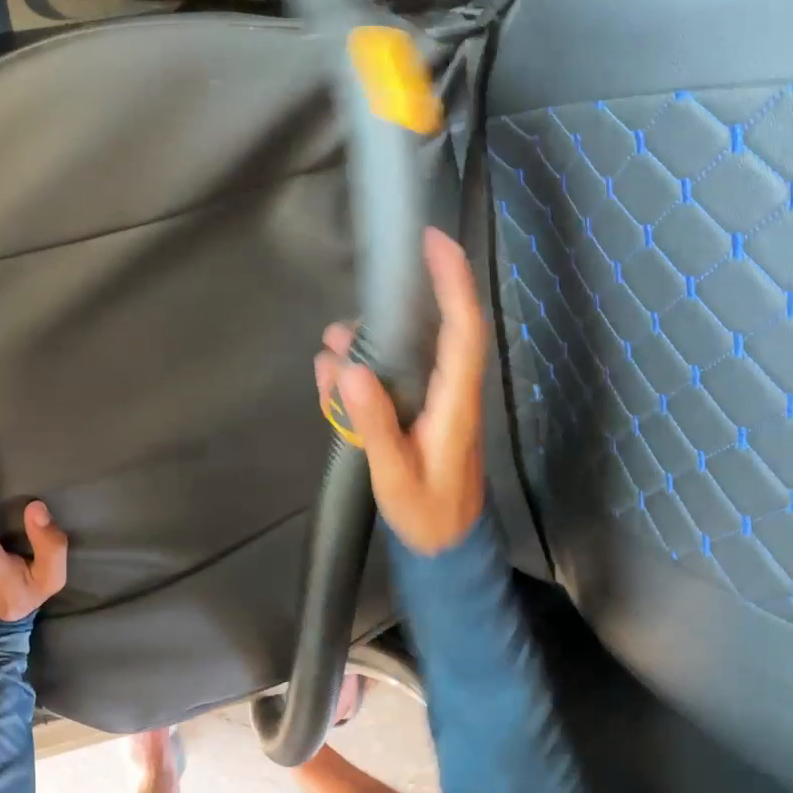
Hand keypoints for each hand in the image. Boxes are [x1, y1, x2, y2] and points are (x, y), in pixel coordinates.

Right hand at [315, 228, 486, 556]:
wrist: (446, 550)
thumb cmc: (428, 514)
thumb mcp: (397, 477)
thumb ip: (375, 426)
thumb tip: (349, 367)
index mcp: (456, 402)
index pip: (462, 330)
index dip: (453, 283)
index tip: (435, 242)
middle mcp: (451, 391)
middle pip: (435, 328)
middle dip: (404, 300)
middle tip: (368, 286)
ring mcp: (435, 401)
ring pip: (408, 351)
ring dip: (371, 339)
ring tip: (331, 339)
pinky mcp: (419, 412)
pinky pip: (392, 377)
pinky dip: (363, 369)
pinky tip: (331, 373)